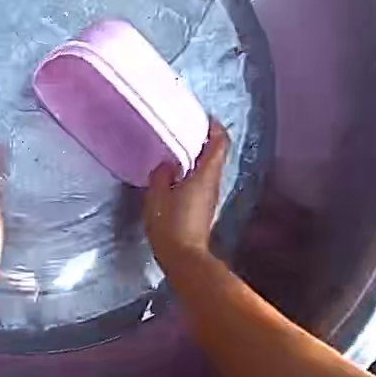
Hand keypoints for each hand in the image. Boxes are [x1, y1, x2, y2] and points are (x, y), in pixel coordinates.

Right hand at [145, 119, 228, 264]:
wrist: (184, 258)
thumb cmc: (170, 225)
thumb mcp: (157, 197)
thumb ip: (161, 175)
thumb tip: (166, 165)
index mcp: (204, 176)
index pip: (218, 144)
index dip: (215, 128)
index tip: (204, 118)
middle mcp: (212, 184)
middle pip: (215, 156)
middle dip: (204, 141)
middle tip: (185, 131)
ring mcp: (210, 198)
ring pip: (208, 170)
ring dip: (197, 158)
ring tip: (177, 152)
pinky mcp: (203, 209)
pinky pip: (201, 183)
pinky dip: (193, 173)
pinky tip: (176, 176)